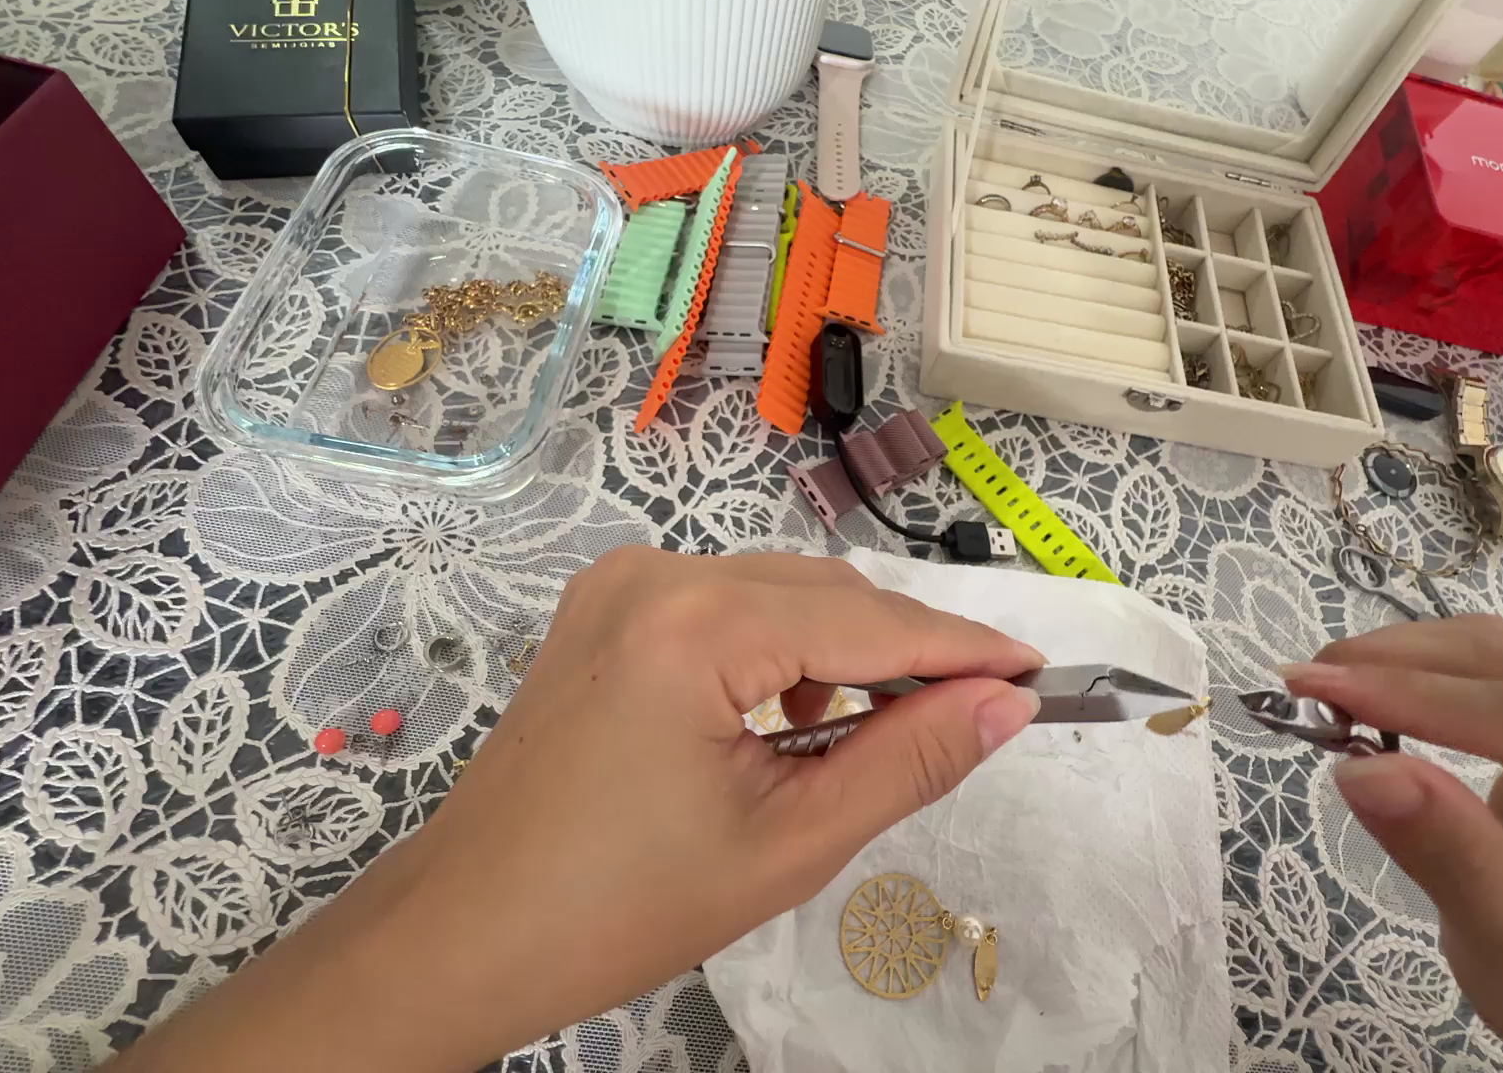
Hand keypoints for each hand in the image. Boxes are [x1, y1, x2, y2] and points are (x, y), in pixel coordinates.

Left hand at [108, 548, 1042, 1072]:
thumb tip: (1005, 704)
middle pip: (828, 594)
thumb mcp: (790, 842)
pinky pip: (732, 601)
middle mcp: (659, 573)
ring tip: (865, 730)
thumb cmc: (624, 906)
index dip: (962, 649)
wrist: (466, 929)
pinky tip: (784, 710)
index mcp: (696, 624)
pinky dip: (782, 645)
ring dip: (844, 649)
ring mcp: (626, 580)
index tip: (1036, 671)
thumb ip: (910, 759)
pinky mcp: (611, 603)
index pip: (869, 623)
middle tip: (972, 711)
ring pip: (783, 592)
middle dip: (906, 652)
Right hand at [1282, 616, 1502, 1072]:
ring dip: (1400, 660)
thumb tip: (1360, 768)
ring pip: (1500, 655)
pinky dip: (1419, 675)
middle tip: (1297, 689)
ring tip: (1322, 691)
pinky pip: (1497, 677)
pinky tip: (1369, 694)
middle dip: (1395, 667)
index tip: (1309, 688)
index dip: (1415, 697)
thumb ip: (1454, 863)